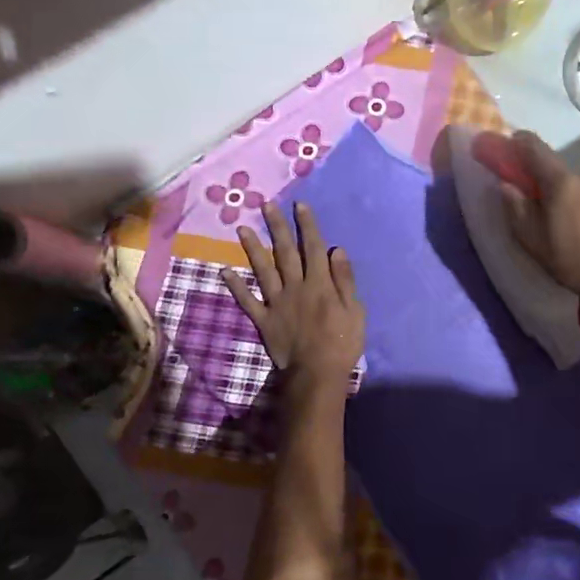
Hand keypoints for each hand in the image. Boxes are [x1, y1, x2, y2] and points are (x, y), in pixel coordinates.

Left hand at [223, 201, 364, 385]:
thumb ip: (344, 280)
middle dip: (277, 227)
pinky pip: (247, 301)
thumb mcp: (355, 311)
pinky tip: (224, 272)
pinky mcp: (264, 320)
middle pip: (286, 253)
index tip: (300, 206)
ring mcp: (277, 303)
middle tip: (266, 205)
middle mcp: (296, 287)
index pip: (314, 248)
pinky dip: (235, 286)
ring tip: (242, 228)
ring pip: (263, 270)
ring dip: (253, 248)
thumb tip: (336, 251)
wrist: (317, 374)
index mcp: (320, 284)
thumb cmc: (343, 343)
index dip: (307, 226)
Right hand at [497, 131, 579, 318]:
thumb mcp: (534, 243)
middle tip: (545, 216)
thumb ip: (516, 209)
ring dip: (573, 203)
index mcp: (562, 183)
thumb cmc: (574, 263)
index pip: (535, 148)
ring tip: (574, 232)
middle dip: (549, 189)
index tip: (509, 145)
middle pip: (560, 175)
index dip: (518, 143)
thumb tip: (506, 185)